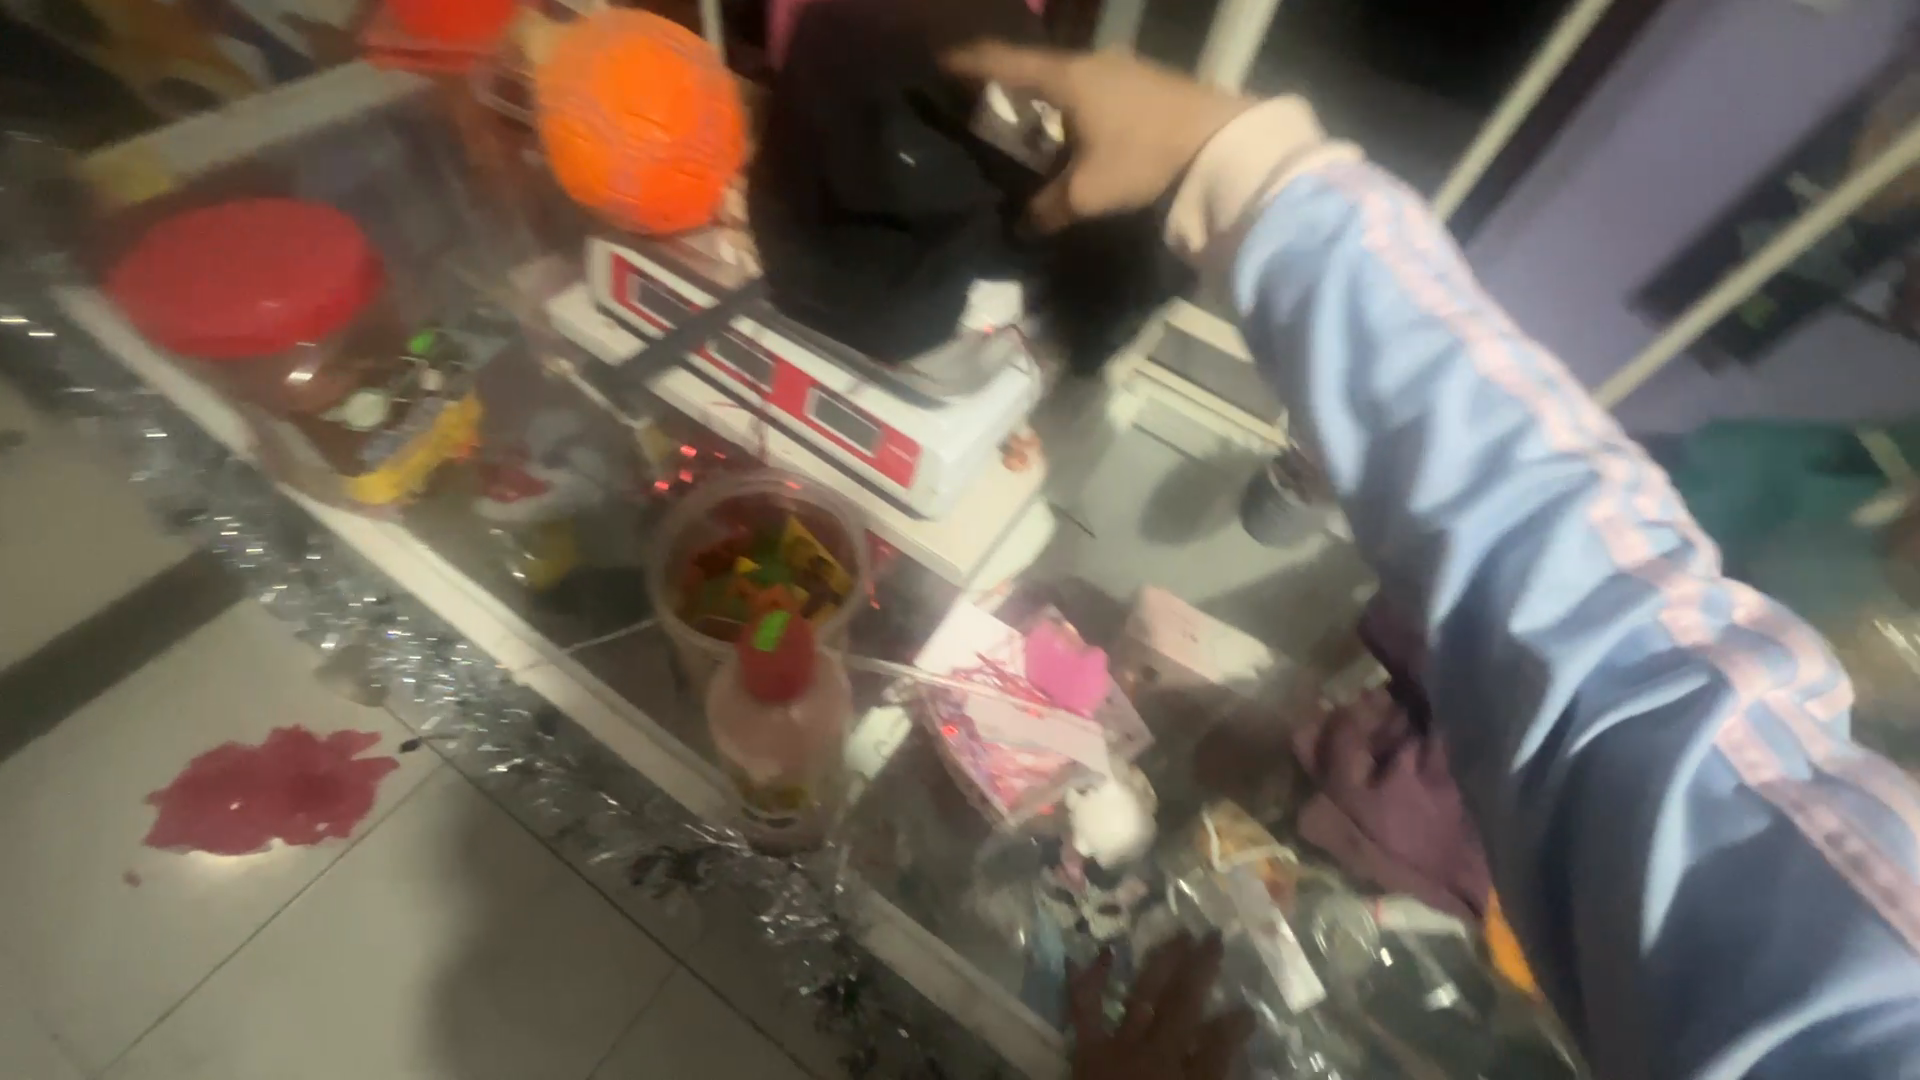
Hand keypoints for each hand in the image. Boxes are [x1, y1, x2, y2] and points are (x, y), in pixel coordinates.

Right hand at [942, 43, 1252, 232]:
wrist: (1219, 144)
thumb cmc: (1141, 159)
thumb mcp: (1085, 193)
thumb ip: (1046, 208)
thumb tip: (1022, 226)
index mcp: (1067, 77)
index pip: (1005, 62)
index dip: (970, 62)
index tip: (941, 60)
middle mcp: (1091, 62)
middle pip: (1036, 69)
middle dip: (1008, 87)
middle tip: (984, 105)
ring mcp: (1121, 70)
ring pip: (1067, 83)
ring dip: (1045, 103)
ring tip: (1029, 129)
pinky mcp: (1144, 86)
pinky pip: (1092, 94)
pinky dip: (1072, 111)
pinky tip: (1074, 136)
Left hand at [1069, 933, 1256, 1079]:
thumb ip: (1212, 1077)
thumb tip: (1232, 1062)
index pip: (1220, 1048)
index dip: (1235, 1026)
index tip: (1249, 1010)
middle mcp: (1157, 1059)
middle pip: (1185, 1006)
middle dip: (1201, 968)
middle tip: (1214, 936)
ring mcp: (1120, 1050)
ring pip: (1145, 995)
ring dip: (1162, 962)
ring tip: (1179, 933)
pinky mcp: (1088, 1050)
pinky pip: (1085, 1007)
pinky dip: (1091, 978)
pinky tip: (1104, 952)